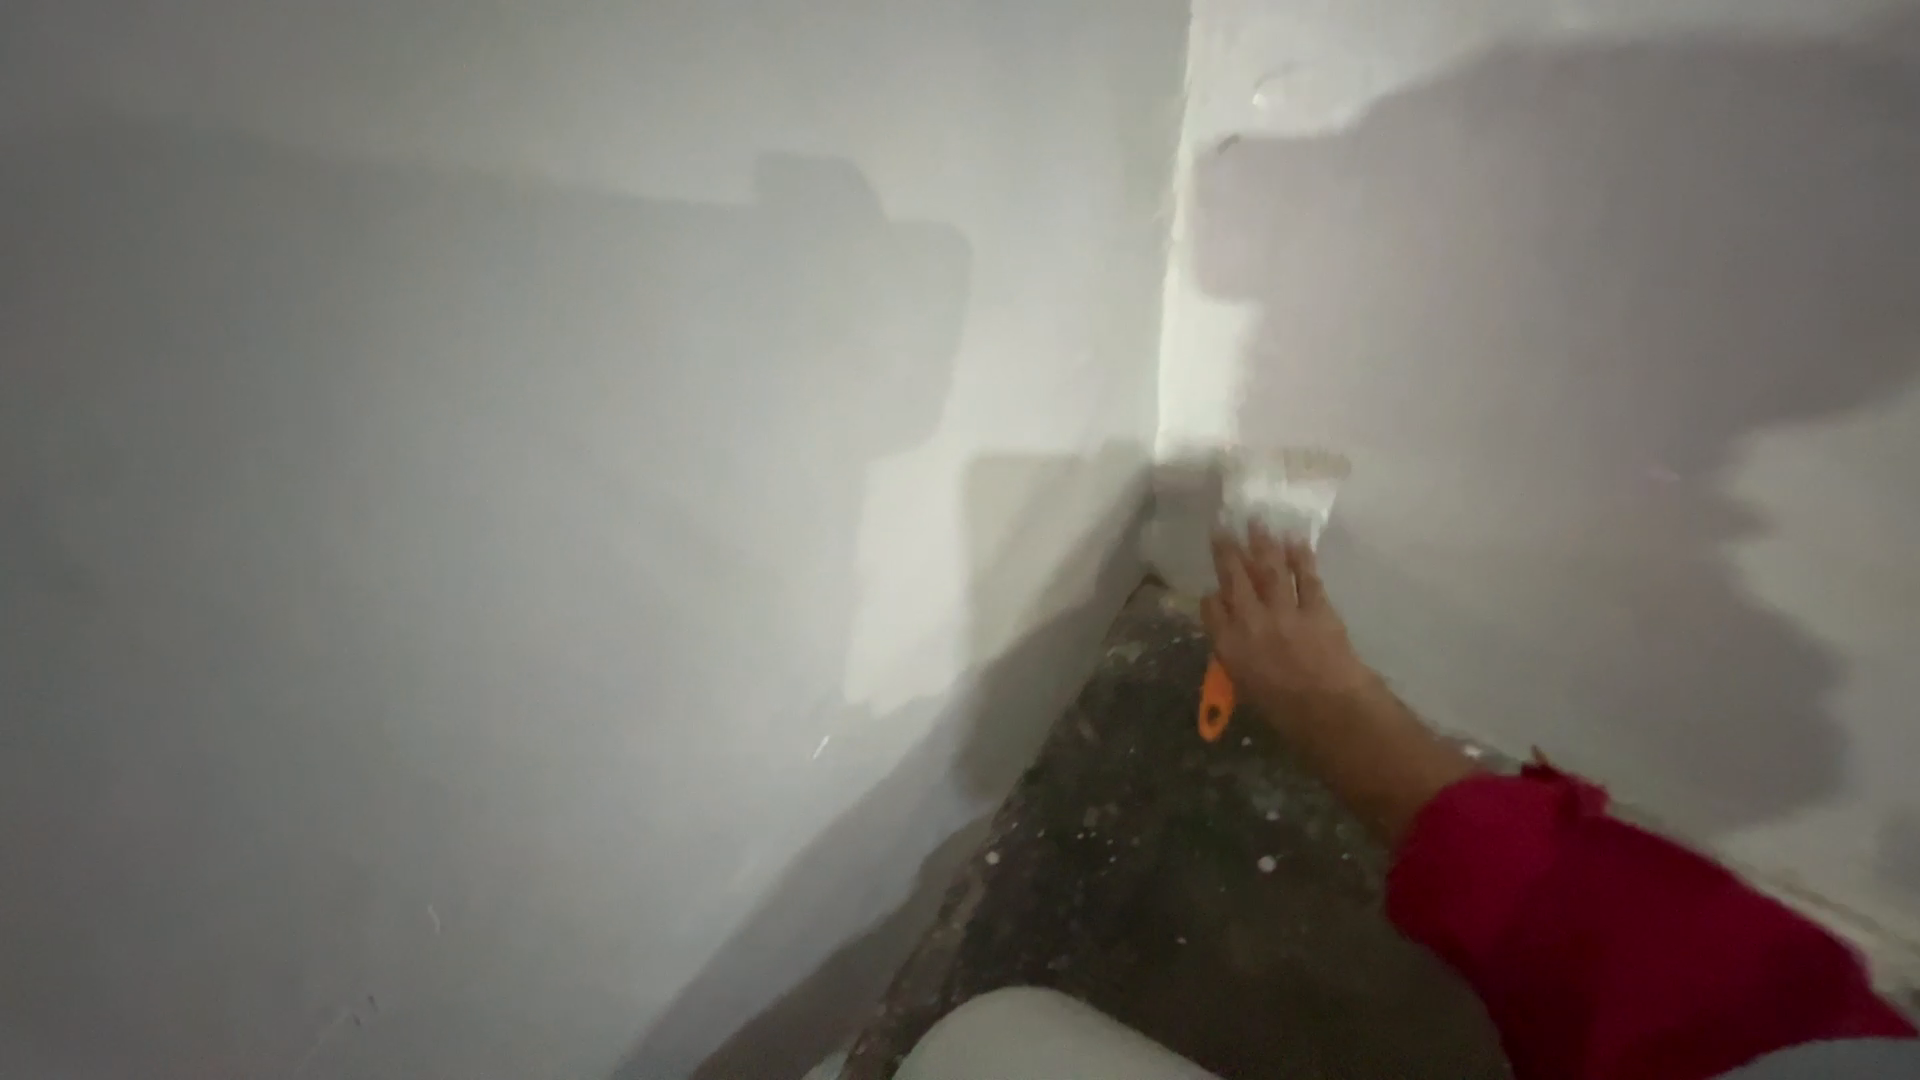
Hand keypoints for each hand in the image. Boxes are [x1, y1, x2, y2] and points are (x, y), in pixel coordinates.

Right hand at [1200, 525, 1376, 715]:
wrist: (1332, 712)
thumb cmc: (1286, 712)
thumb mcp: (1245, 687)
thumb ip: (1237, 657)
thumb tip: (1237, 636)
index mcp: (1228, 645)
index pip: (1210, 609)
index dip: (1211, 596)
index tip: (1212, 587)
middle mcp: (1250, 622)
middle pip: (1234, 579)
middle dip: (1227, 552)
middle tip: (1223, 528)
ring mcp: (1284, 612)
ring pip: (1268, 570)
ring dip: (1262, 543)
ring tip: (1256, 521)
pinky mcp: (1317, 609)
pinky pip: (1306, 577)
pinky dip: (1300, 558)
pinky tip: (1295, 542)